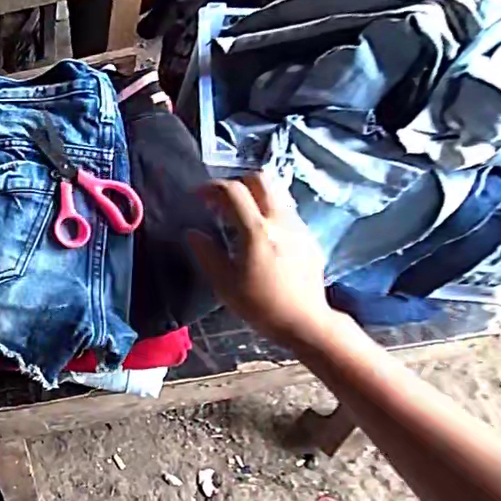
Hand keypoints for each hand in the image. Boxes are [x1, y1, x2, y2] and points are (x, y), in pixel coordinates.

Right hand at [188, 172, 340, 348]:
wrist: (304, 321)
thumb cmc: (260, 305)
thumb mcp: (225, 284)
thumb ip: (207, 254)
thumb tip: (192, 233)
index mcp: (256, 231)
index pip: (233, 191)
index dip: (211, 188)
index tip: (198, 196)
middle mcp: (280, 220)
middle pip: (260, 179)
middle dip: (237, 182)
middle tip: (221, 201)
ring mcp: (298, 226)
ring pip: (276, 193)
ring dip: (254, 196)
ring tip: (240, 216)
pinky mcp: (308, 236)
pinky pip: (285, 211)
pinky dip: (268, 212)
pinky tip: (260, 235)